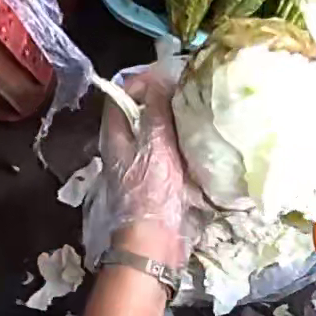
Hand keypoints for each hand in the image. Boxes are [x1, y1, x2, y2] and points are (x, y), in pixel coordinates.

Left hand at [86, 68, 194, 267]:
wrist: (155, 241)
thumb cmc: (151, 192)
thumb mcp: (155, 145)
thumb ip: (156, 110)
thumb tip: (159, 78)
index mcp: (116, 134)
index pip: (123, 93)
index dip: (144, 78)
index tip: (172, 74)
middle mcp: (125, 145)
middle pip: (141, 110)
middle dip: (164, 97)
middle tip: (192, 89)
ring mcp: (141, 163)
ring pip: (156, 129)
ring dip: (175, 118)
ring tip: (199, 108)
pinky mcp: (157, 178)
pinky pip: (168, 150)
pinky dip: (182, 140)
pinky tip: (199, 138)